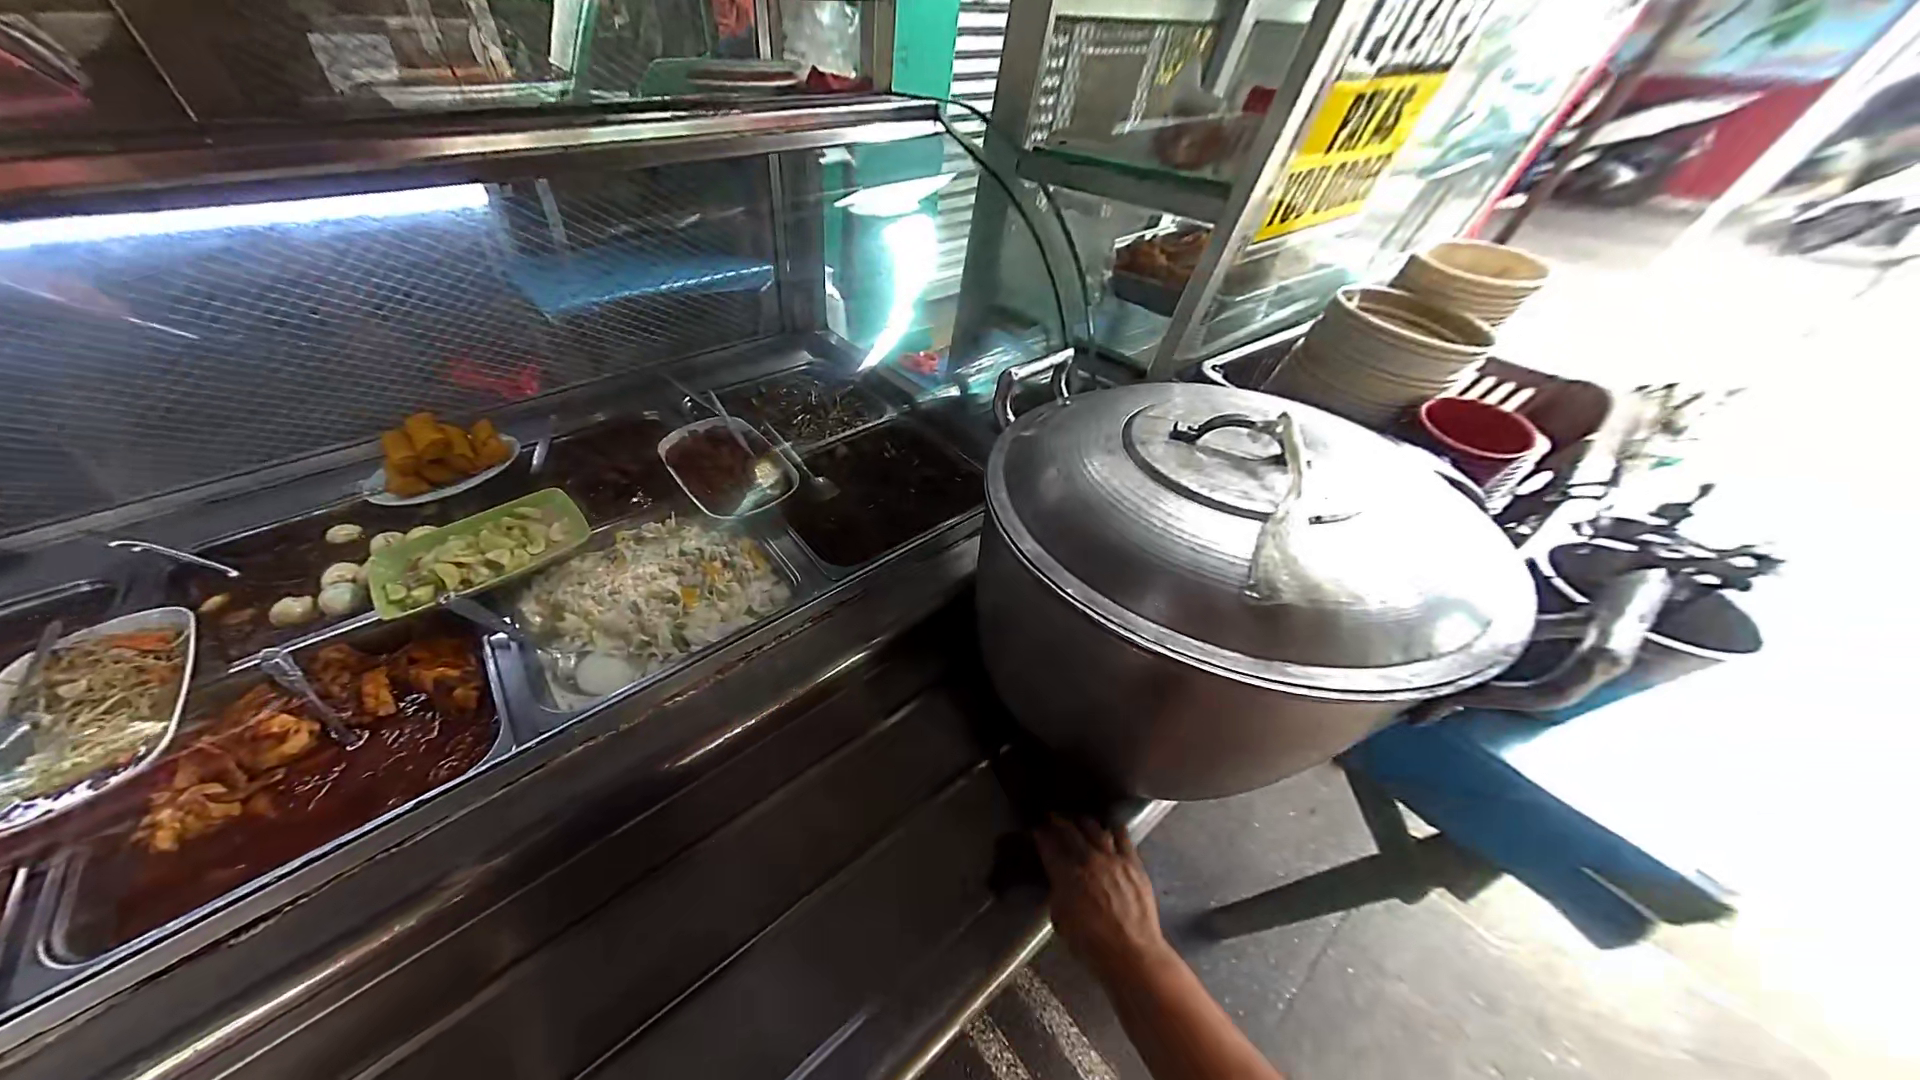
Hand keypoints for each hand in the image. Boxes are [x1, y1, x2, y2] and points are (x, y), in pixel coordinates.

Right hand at [1034, 816, 1169, 977]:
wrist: (1132, 954)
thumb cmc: (1091, 945)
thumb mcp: (1062, 919)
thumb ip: (1058, 892)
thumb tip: (1058, 878)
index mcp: (1067, 875)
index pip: (1048, 846)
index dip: (1040, 835)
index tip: (1037, 829)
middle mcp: (1088, 860)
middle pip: (1069, 830)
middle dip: (1058, 821)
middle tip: (1052, 817)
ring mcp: (1112, 858)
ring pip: (1094, 828)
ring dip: (1083, 822)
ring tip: (1079, 820)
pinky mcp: (1133, 862)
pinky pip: (1122, 837)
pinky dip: (1113, 829)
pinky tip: (1110, 828)